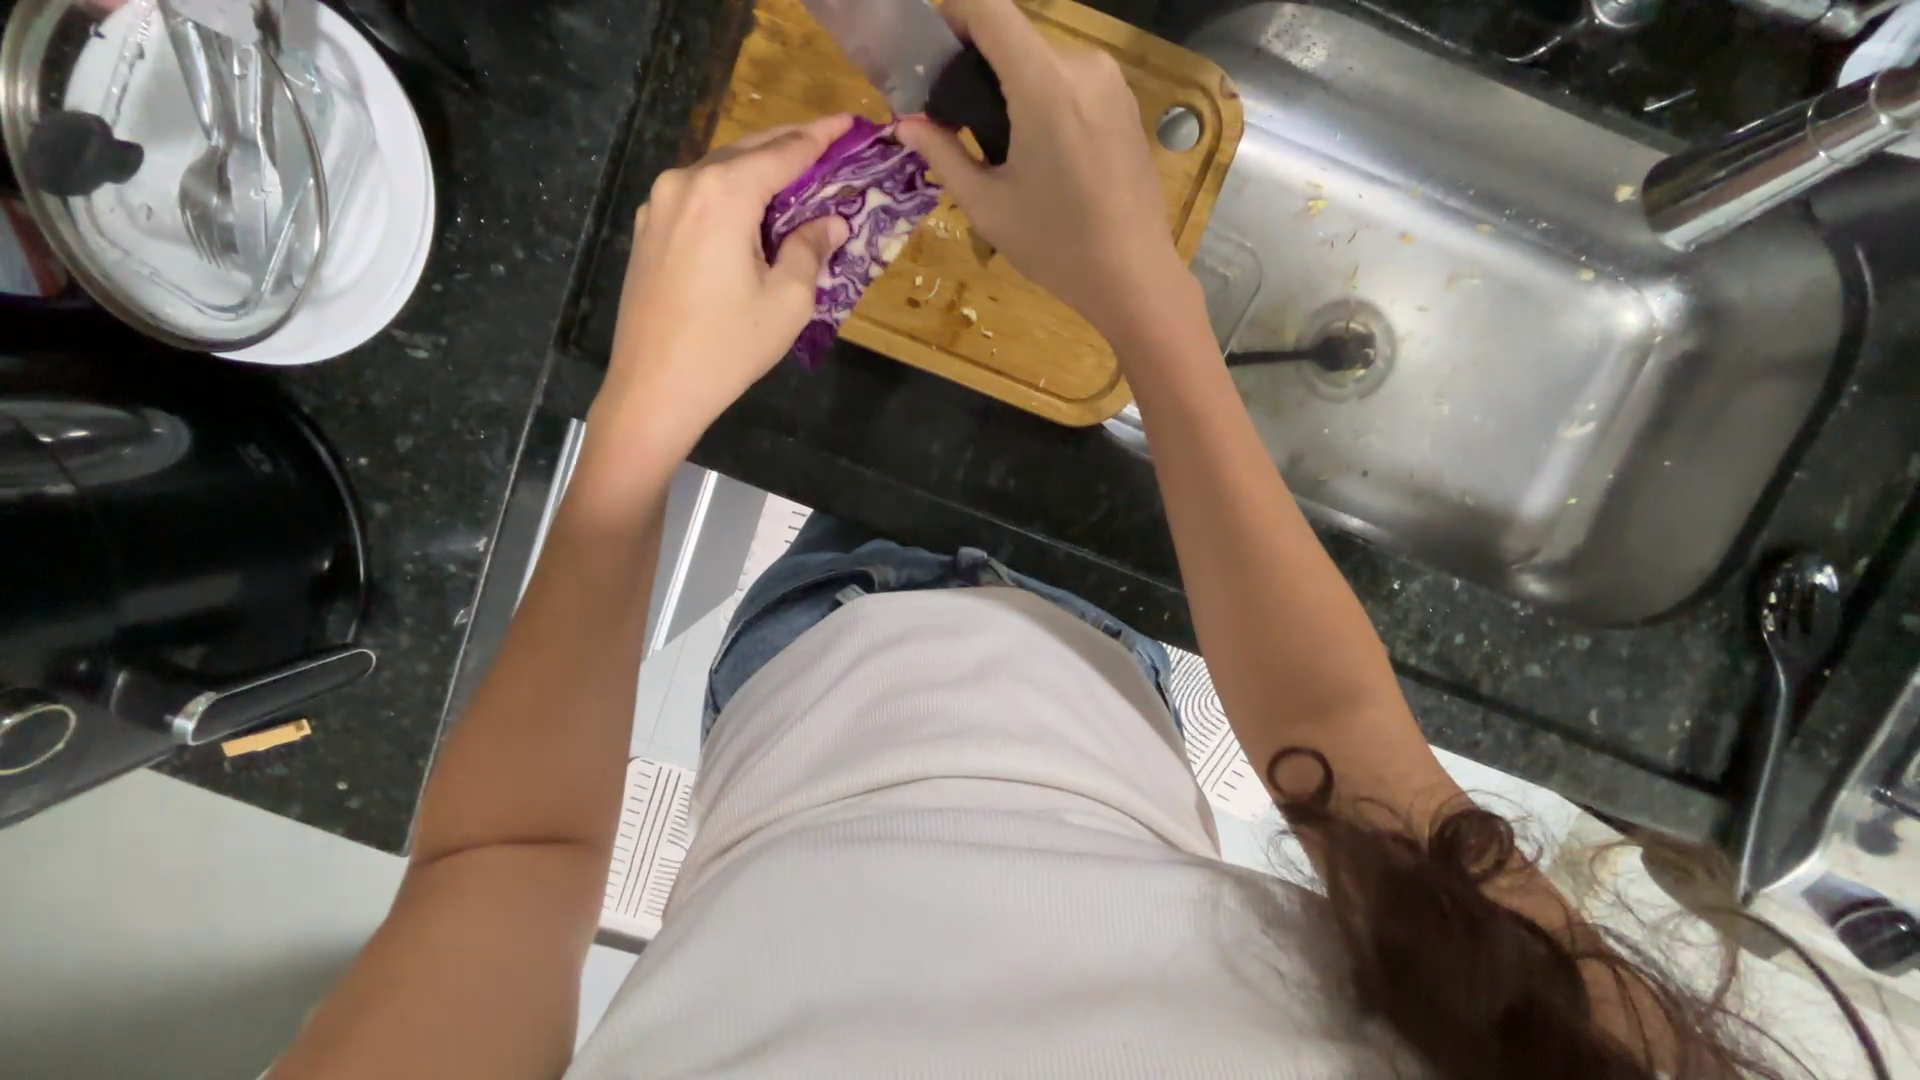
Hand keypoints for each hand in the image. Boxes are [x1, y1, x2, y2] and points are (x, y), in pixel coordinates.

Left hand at [594, 115, 854, 454]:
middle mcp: (685, 183)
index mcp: (724, 193)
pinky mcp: (649, 229)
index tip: (851, 123)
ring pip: (721, 172)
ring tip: (798, 180)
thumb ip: (811, 249)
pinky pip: (699, 196)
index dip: (822, 137)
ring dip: (761, 172)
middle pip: (749, 151)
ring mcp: (659, 204)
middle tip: (830, 146)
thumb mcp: (788, 301)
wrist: (654, 388)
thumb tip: (831, 222)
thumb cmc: (728, 347)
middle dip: (792, 147)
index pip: (785, 152)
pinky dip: (732, 194)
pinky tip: (753, 212)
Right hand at [896, 0, 1196, 349]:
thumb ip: (943, 154)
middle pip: (1016, 39)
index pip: (989, 10)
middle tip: (956, 121)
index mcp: (1045, 85)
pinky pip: (1072, 83)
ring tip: (999, 146)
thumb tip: (907, 124)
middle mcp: (1083, 66)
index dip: (953, 14)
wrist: (1132, 276)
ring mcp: (1111, 82)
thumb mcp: (988, 206)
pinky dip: (1045, 100)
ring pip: (1044, 62)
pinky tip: (1040, 154)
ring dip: (1013, 87)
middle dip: (980, 67)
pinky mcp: (1126, 102)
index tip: (931, 49)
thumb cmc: (1055, 246)